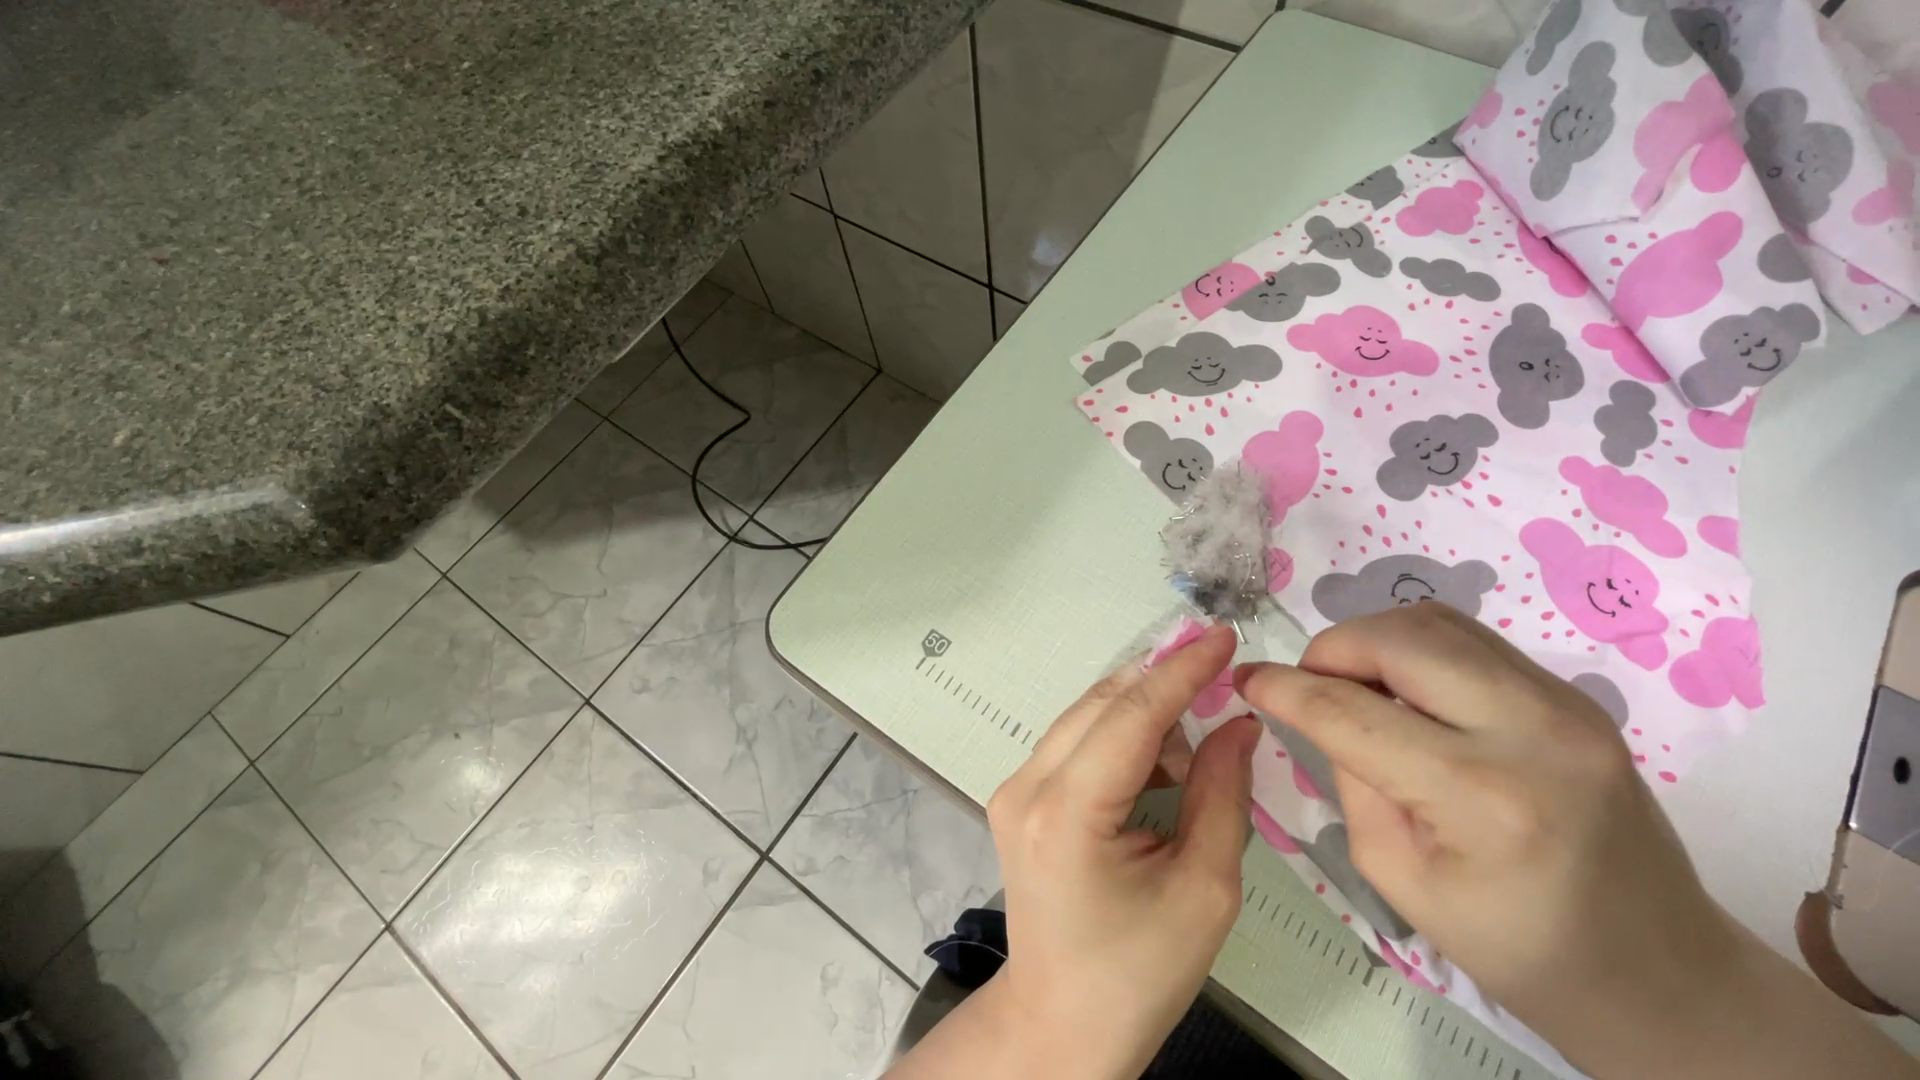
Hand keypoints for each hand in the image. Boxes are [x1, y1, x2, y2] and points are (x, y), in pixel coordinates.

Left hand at [972, 622, 1258, 1079]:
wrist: (1062, 1020)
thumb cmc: (1140, 971)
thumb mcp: (1205, 888)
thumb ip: (1222, 794)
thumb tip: (1238, 721)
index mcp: (1067, 814)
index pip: (1130, 715)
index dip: (1181, 671)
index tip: (1224, 637)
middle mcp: (1026, 788)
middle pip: (1101, 705)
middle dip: (1164, 685)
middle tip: (1222, 681)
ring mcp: (1013, 791)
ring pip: (1085, 718)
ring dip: (1144, 715)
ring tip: (1196, 754)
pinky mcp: (1018, 799)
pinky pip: (1075, 744)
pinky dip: (1121, 740)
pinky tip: (1161, 769)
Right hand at [1237, 603, 1919, 1078]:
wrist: (1659, 970)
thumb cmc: (1513, 946)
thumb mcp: (1398, 878)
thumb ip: (1353, 780)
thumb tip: (1321, 712)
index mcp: (1479, 797)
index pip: (1350, 711)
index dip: (1284, 688)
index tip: (1245, 679)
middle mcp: (1530, 730)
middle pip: (1399, 638)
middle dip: (1330, 650)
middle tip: (1305, 685)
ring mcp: (1565, 703)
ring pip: (1436, 622)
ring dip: (1373, 640)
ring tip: (1352, 685)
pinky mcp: (1575, 696)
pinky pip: (1472, 641)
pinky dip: (1416, 648)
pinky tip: (1403, 690)